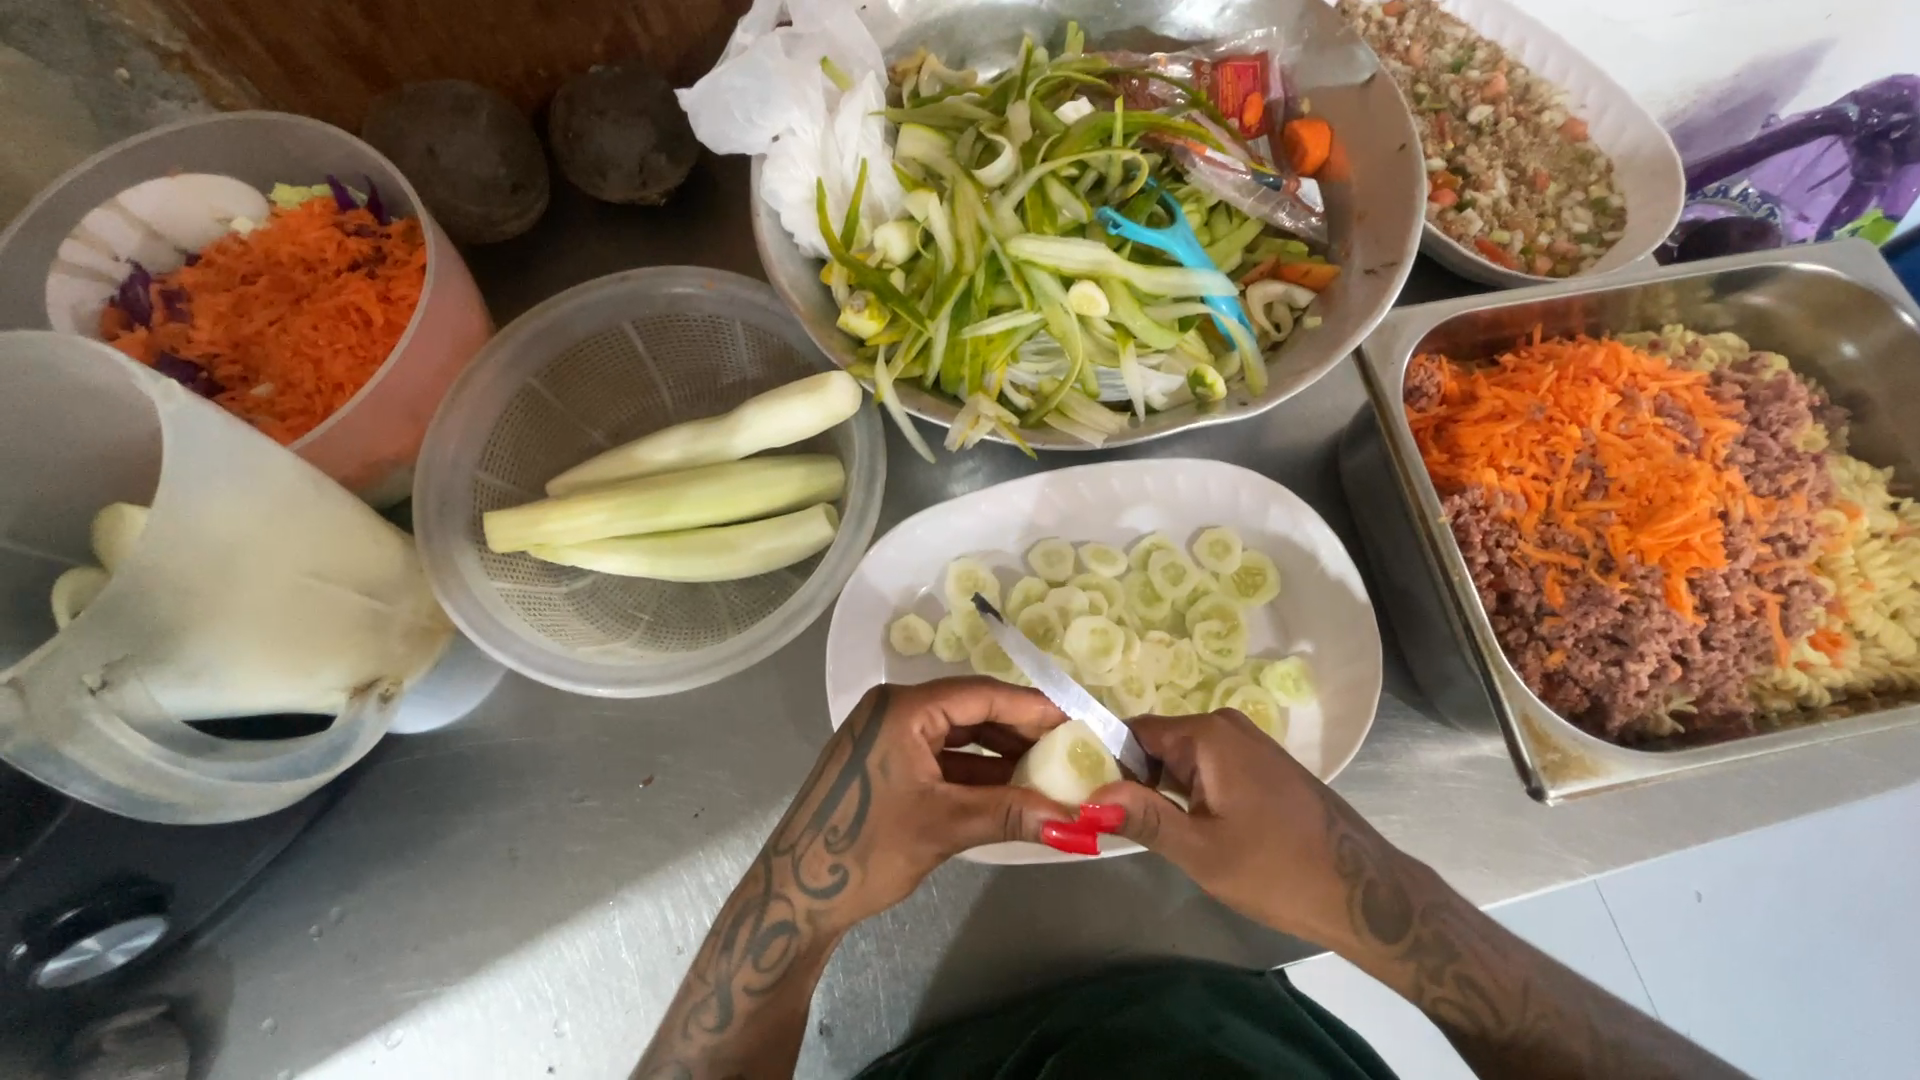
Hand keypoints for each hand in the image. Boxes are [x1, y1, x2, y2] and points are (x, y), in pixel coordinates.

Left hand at [631, 678, 1072, 1079]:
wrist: (794, 897)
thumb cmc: (864, 850)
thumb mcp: (944, 826)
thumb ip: (1011, 813)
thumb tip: (1076, 820)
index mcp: (902, 707)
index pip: (981, 695)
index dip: (1033, 709)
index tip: (1078, 722)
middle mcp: (894, 710)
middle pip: (972, 711)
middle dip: (1022, 733)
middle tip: (1071, 749)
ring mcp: (889, 736)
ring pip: (960, 736)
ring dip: (1003, 756)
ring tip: (1051, 772)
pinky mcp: (887, 763)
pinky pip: (943, 757)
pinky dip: (978, 773)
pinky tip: (1014, 789)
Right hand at [1083, 708, 1424, 951]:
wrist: (1366, 894)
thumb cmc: (1279, 871)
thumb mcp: (1201, 850)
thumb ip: (1142, 817)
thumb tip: (1086, 796)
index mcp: (1208, 734)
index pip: (1132, 731)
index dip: (1104, 761)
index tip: (1083, 795)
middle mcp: (1226, 726)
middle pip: (1155, 743)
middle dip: (1131, 779)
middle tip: (1110, 822)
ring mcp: (1246, 744)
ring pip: (1179, 757)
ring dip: (1159, 789)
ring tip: (1141, 828)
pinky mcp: (1259, 765)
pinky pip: (1205, 767)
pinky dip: (1186, 792)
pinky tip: (1183, 826)